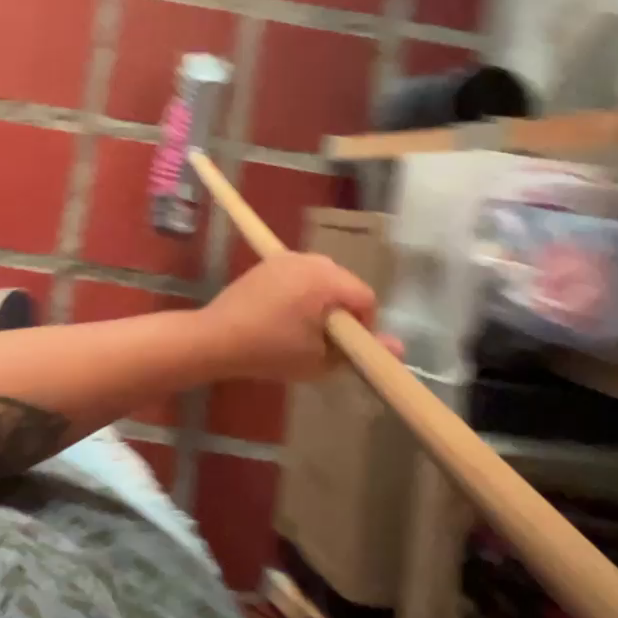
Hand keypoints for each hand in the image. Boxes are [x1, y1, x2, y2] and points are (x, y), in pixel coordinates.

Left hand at [201, 252, 399, 380]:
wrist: (218, 337)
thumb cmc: (272, 350)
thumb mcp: (322, 360)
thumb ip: (362, 351)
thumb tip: (400, 347)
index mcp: (325, 279)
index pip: (366, 297)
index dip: (365, 325)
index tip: (345, 347)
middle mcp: (308, 260)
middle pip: (346, 283)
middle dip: (344, 310)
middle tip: (326, 339)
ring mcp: (285, 258)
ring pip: (323, 277)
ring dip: (324, 299)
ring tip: (306, 328)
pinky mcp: (267, 263)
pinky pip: (301, 274)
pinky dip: (303, 291)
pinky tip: (286, 314)